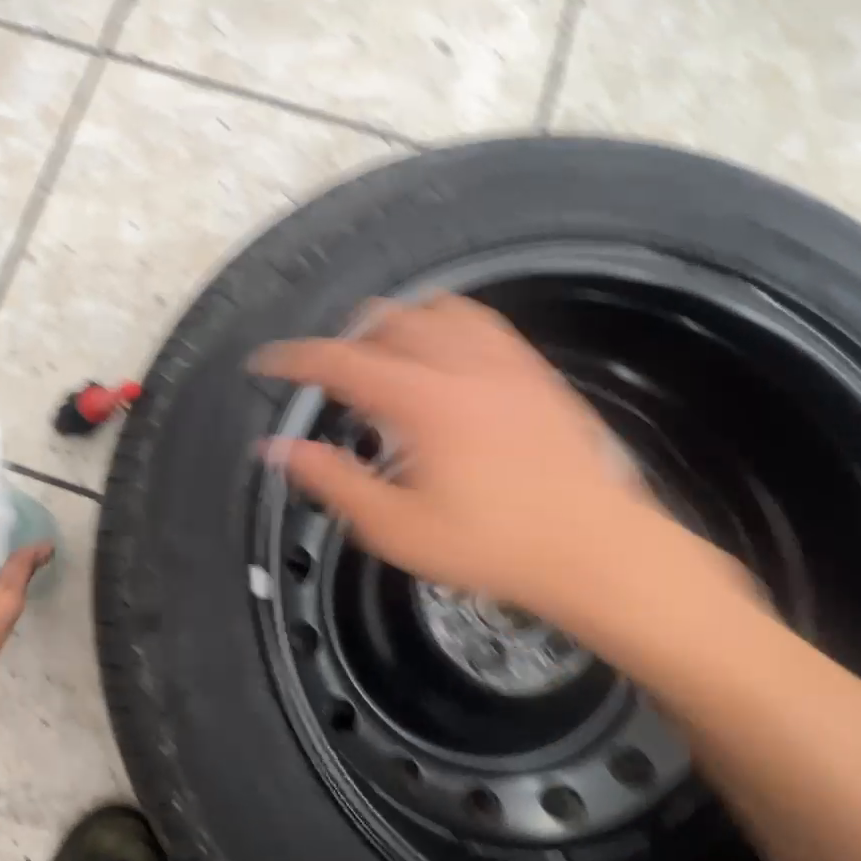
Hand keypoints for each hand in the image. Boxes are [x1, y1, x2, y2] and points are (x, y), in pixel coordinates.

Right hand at [251, 296, 688, 619]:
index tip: (268, 364)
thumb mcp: (395, 527)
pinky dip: (447, 325)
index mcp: (422, 402)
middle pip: (388, 321)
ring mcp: (504, 365)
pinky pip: (482, 324)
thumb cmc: (490, 546)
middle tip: (327, 375)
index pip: (341, 361)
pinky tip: (442, 354)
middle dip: (346, 340)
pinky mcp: (534, 374)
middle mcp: (462, 367)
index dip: (295, 359)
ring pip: (437, 310)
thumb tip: (278, 450)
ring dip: (396, 324)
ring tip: (378, 356)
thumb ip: (332, 480)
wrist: (593, 550)